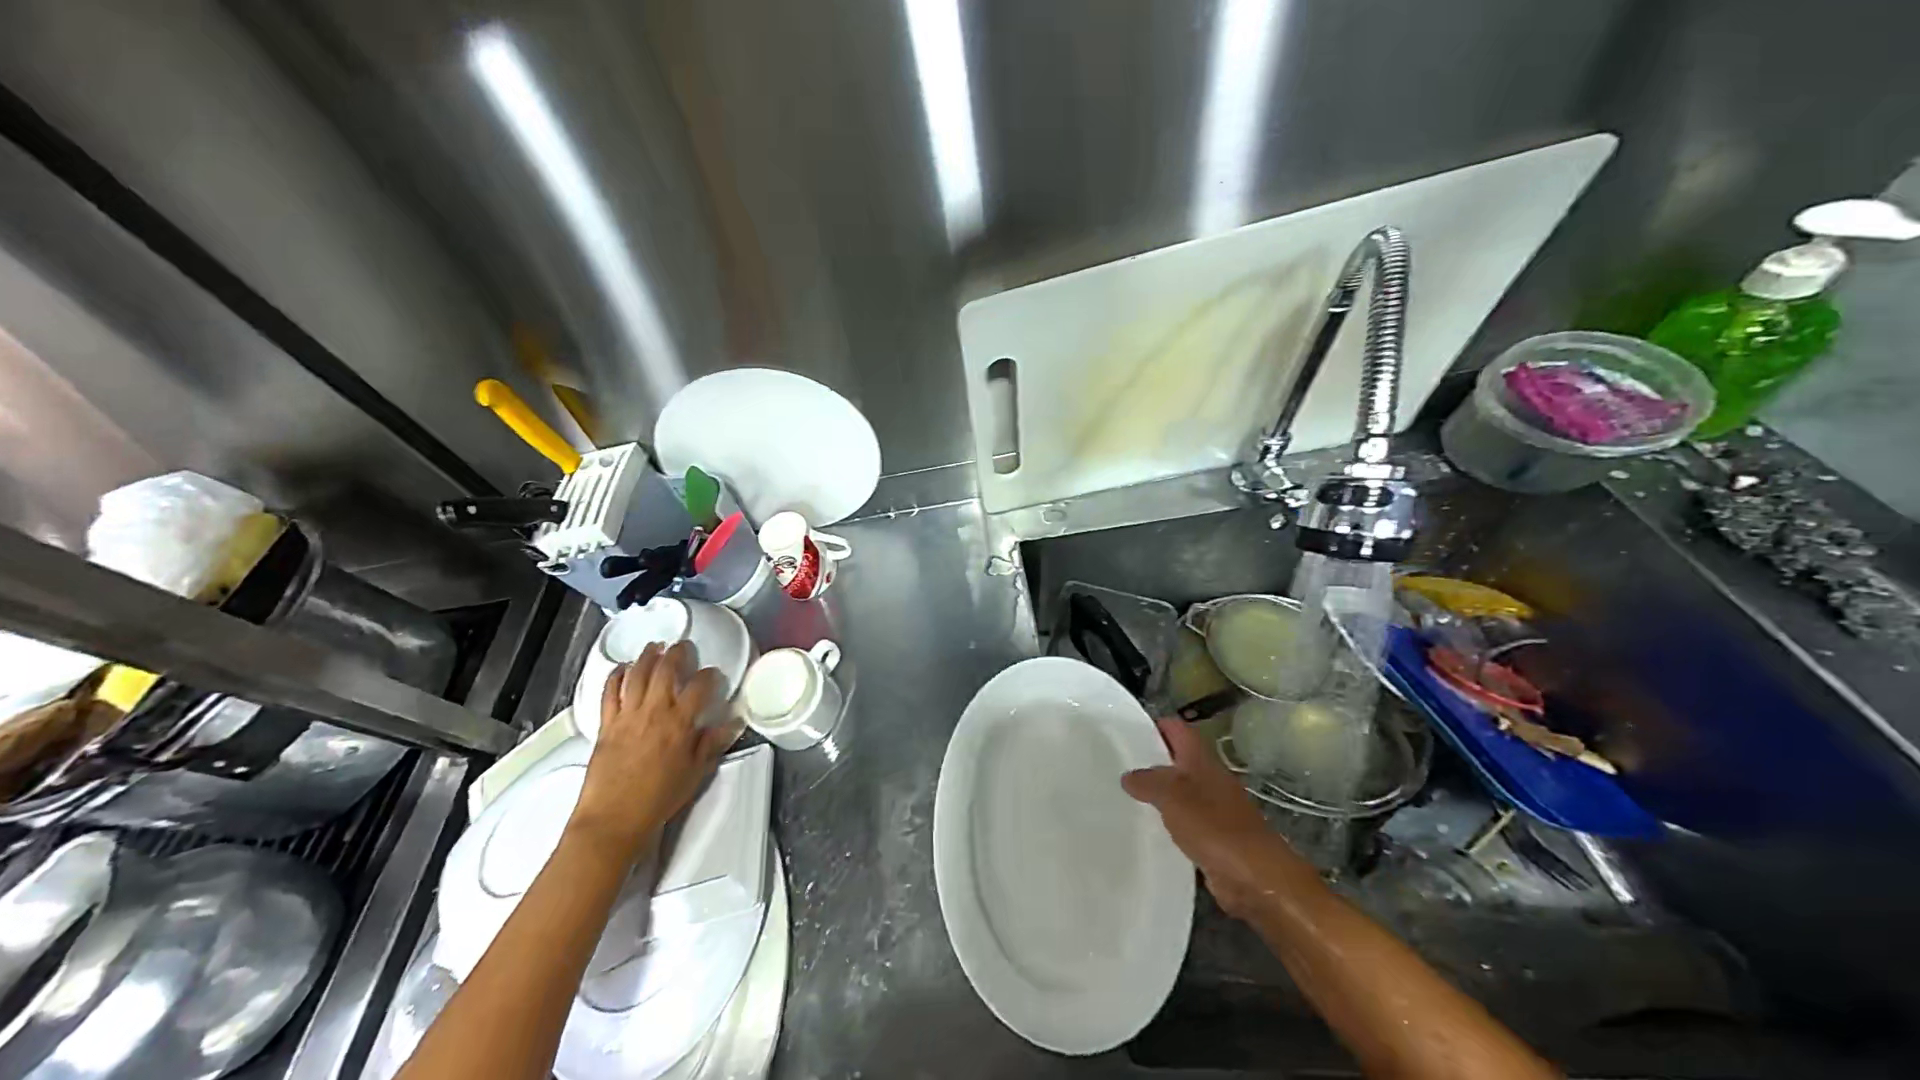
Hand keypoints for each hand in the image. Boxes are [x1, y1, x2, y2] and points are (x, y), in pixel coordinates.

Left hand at [571, 640, 739, 853]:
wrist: (613, 819)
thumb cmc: (657, 799)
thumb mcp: (695, 773)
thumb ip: (712, 744)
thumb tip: (732, 725)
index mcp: (679, 723)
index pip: (700, 686)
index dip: (710, 676)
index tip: (713, 675)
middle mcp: (653, 712)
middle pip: (666, 670)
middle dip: (677, 654)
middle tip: (683, 647)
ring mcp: (627, 716)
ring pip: (637, 674)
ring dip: (647, 657)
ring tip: (655, 647)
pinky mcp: (606, 725)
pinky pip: (609, 692)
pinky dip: (616, 676)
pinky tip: (622, 669)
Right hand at [1122, 717, 1305, 917]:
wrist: (1255, 877)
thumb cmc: (1214, 826)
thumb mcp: (1173, 796)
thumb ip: (1148, 781)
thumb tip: (1129, 775)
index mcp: (1202, 760)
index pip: (1177, 729)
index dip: (1154, 725)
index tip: (1125, 730)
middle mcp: (1209, 779)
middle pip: (1177, 760)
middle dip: (1151, 760)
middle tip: (1117, 764)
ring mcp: (1214, 809)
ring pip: (1180, 792)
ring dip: (1157, 794)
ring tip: (1124, 796)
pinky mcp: (1214, 838)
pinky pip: (1184, 822)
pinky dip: (1167, 822)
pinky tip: (1146, 829)